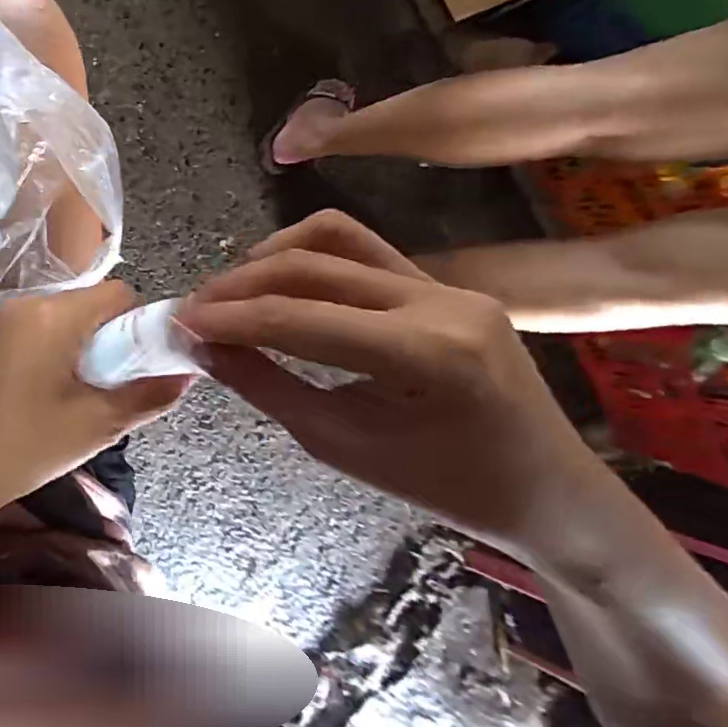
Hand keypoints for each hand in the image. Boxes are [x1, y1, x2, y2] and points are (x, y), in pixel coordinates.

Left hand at [0, 282, 189, 500]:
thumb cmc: (28, 445)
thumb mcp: (99, 424)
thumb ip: (150, 394)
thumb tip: (187, 373)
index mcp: (55, 316)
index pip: (119, 294)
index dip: (140, 325)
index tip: (139, 366)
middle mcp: (31, 303)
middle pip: (95, 302)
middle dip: (114, 338)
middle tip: (113, 385)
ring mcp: (10, 317)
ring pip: (72, 315)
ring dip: (90, 345)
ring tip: (86, 392)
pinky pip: (48, 326)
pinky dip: (65, 347)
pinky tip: (59, 389)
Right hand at [175, 212, 613, 556]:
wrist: (548, 490)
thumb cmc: (445, 486)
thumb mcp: (340, 445)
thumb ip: (265, 386)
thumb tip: (202, 346)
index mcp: (429, 356)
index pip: (302, 318)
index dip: (231, 318)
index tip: (179, 323)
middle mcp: (441, 301)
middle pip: (312, 265)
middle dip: (240, 285)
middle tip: (196, 310)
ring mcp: (446, 282)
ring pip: (334, 236)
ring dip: (271, 257)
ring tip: (232, 292)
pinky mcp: (441, 280)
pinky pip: (360, 247)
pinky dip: (307, 256)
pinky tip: (280, 281)